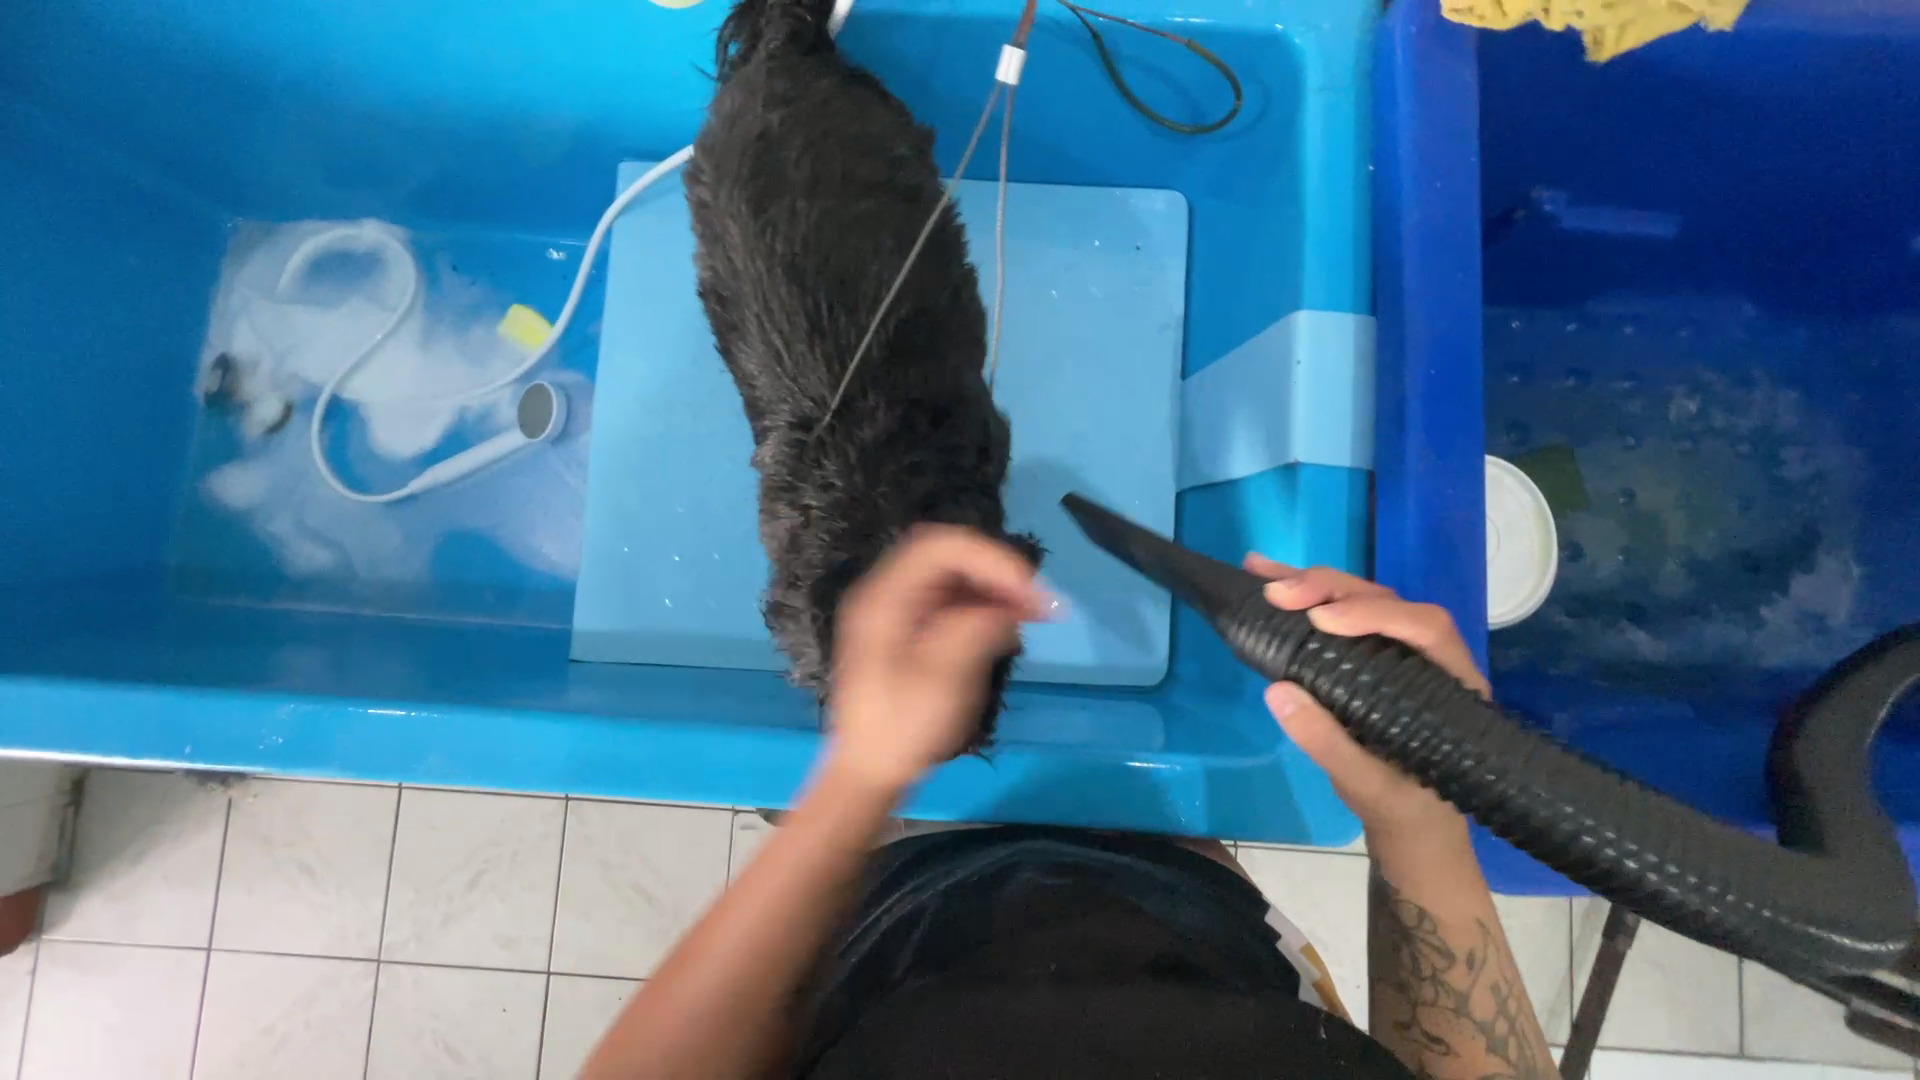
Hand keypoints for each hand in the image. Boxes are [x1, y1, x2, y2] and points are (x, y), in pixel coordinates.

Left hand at [826, 527, 1050, 793]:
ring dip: (995, 589)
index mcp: (885, 598)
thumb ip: (977, 628)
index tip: (1028, 589)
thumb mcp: (943, 678)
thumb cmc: (901, 728)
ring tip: (1034, 614)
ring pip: (954, 579)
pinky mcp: (911, 632)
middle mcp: (888, 594)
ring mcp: (898, 612)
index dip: (990, 558)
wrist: (868, 773)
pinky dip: (984, 608)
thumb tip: (1008, 606)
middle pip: (949, 557)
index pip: (941, 547)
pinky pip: (952, 603)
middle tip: (1039, 601)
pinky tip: (1009, 628)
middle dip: (997, 571)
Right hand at [1246, 555, 1485, 850]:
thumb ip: (1327, 743)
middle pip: (1384, 601)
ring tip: (1259, 572)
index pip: (1423, 627)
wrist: (1408, 820)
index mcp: (1449, 683)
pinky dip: (1301, 596)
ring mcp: (1391, 649)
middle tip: (1277, 592)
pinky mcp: (1362, 652)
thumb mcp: (1365, 784)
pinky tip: (1264, 583)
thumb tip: (1277, 691)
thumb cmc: (1399, 803)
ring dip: (1310, 583)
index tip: (1321, 620)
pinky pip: (1336, 613)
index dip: (1374, 614)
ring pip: (1357, 598)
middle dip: (1330, 589)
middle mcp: (1425, 655)